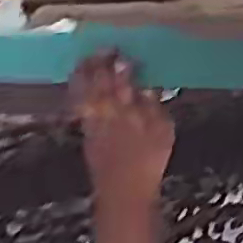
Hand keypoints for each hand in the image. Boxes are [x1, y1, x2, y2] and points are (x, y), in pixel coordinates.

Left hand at [71, 50, 172, 209]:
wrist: (124, 192)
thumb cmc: (151, 159)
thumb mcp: (163, 130)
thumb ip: (153, 106)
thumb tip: (145, 86)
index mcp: (126, 111)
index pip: (119, 82)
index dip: (118, 66)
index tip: (121, 51)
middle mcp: (105, 114)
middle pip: (95, 85)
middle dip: (96, 66)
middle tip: (102, 50)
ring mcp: (92, 125)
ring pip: (82, 95)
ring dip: (82, 78)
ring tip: (86, 63)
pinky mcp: (87, 134)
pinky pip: (80, 107)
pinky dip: (79, 94)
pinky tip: (83, 89)